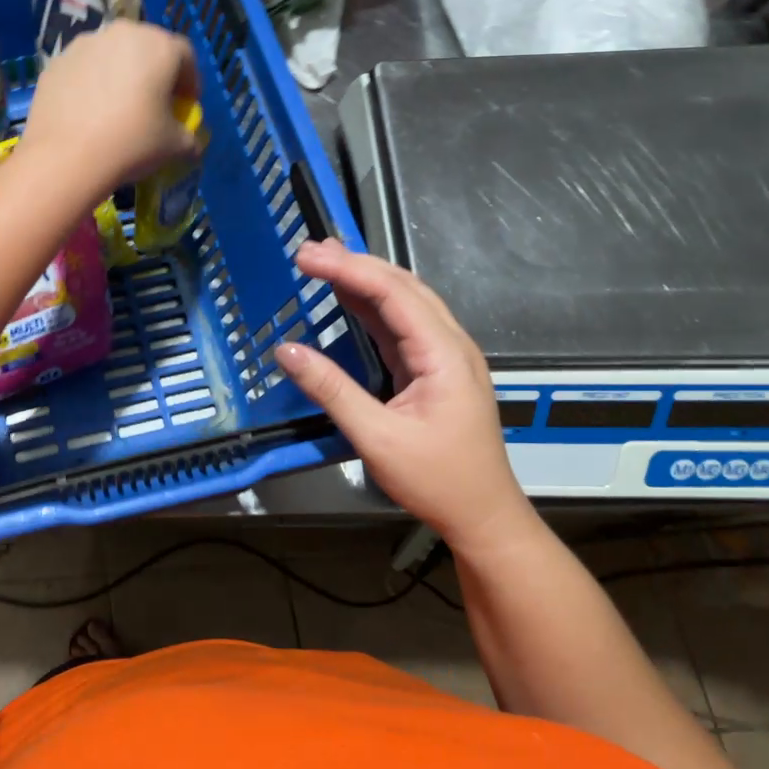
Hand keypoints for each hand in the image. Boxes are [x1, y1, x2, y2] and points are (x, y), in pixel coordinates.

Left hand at [20, 20, 201, 190]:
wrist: (65, 157)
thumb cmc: (131, 144)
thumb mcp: (173, 146)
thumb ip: (189, 138)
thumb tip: (190, 144)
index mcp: (159, 46)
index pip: (186, 56)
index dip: (190, 81)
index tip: (186, 104)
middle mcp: (123, 33)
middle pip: (146, 48)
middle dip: (153, 73)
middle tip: (152, 102)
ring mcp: (84, 44)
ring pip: (111, 56)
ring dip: (119, 75)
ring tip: (115, 107)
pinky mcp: (56, 62)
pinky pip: (82, 70)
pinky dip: (89, 84)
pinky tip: (87, 113)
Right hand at [273, 240, 538, 555]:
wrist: (482, 515)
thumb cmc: (436, 479)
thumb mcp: (377, 437)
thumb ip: (331, 390)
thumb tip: (286, 350)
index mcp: (443, 355)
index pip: (393, 294)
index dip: (348, 270)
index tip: (306, 258)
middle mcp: (450, 345)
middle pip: (403, 287)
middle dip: (355, 263)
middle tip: (308, 252)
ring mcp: (445, 356)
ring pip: (405, 301)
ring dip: (365, 279)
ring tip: (323, 262)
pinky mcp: (434, 370)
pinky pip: (402, 325)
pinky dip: (372, 305)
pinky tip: (348, 297)